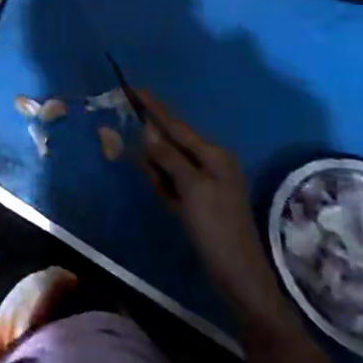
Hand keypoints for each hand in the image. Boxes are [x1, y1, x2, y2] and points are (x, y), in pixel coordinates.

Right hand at [133, 87, 285, 322]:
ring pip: (170, 160)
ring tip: (129, 145)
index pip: (177, 124)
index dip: (154, 107)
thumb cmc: (217, 228)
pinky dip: (160, 177)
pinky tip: (148, 174)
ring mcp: (205, 183)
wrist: (239, 276)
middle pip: (173, 140)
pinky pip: (173, 180)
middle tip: (124, 117)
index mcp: (213, 154)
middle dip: (150, 131)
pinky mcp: (198, 201)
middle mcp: (211, 163)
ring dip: (153, 157)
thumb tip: (149, 131)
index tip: (134, 87)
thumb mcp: (192, 188)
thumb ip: (169, 157)